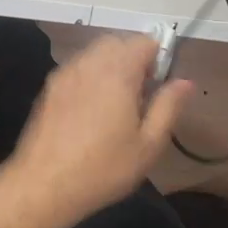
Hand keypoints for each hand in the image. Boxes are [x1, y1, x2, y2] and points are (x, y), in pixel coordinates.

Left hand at [3, 36, 192, 225]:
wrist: (42, 185)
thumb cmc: (103, 168)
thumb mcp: (148, 145)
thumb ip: (168, 107)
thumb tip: (185, 82)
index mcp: (117, 71)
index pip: (144, 41)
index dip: (158, 59)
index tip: (159, 88)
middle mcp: (89, 63)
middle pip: (117, 43)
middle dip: (134, 60)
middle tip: (141, 97)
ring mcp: (65, 73)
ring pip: (95, 54)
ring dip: (111, 67)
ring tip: (117, 106)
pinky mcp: (49, 88)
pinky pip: (77, 69)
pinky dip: (90, 77)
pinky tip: (91, 113)